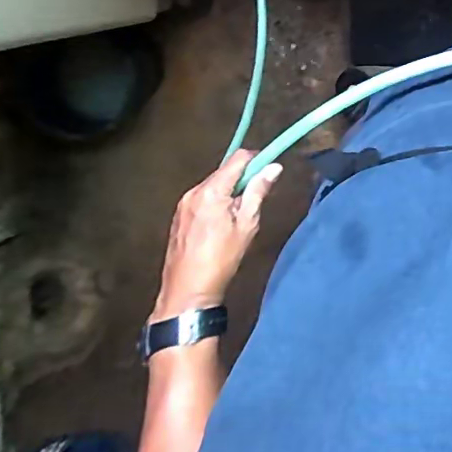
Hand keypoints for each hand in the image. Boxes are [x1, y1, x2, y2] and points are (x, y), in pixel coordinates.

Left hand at [151, 150, 281, 319]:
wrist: (187, 292)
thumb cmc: (221, 259)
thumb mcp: (247, 225)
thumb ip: (258, 192)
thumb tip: (273, 167)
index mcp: (212, 190)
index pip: (238, 158)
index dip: (257, 160)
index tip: (269, 171)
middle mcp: (194, 191)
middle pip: (225, 171)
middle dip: (242, 179)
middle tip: (256, 200)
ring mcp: (183, 203)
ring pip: (213, 185)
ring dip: (229, 192)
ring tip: (238, 217)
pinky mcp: (178, 216)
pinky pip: (202, 198)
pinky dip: (215, 202)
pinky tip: (220, 225)